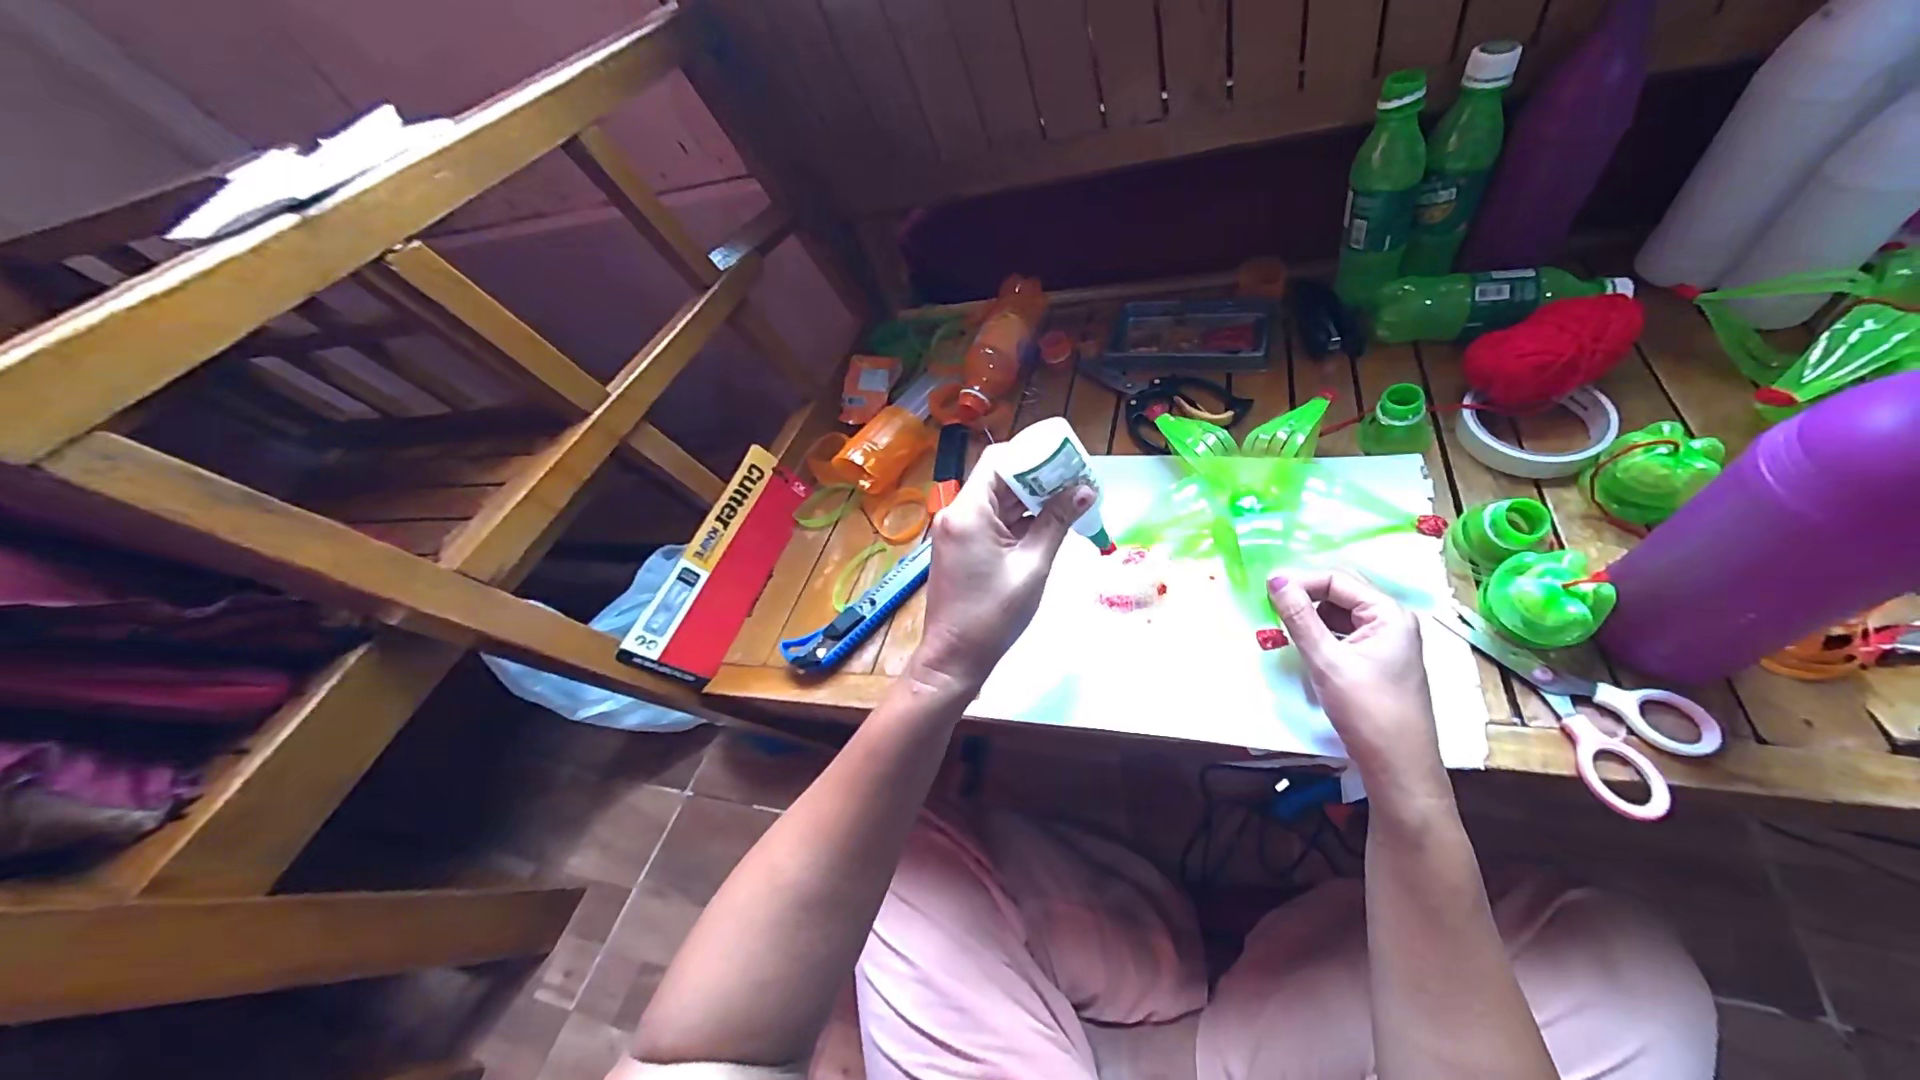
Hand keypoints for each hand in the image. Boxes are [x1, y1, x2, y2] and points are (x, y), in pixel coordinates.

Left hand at [913, 448, 1092, 690]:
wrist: (954, 658)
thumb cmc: (992, 616)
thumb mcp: (1032, 566)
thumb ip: (1056, 523)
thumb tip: (1083, 491)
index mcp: (968, 512)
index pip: (999, 461)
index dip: (1034, 455)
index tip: (1067, 461)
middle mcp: (957, 514)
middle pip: (1000, 479)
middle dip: (1039, 478)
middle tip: (1078, 482)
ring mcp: (957, 531)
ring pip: (998, 501)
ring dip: (1032, 500)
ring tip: (1072, 502)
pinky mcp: (962, 548)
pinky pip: (993, 521)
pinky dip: (1019, 520)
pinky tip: (1049, 524)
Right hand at [1267, 569, 1448, 802]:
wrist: (1398, 767)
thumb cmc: (1367, 711)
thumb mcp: (1326, 660)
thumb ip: (1299, 617)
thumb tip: (1276, 580)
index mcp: (1389, 614)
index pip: (1338, 580)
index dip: (1301, 581)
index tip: (1266, 590)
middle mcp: (1391, 622)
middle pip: (1340, 594)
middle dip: (1304, 597)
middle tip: (1269, 605)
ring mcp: (1385, 643)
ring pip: (1339, 615)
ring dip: (1309, 617)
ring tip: (1280, 626)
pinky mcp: (1376, 662)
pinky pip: (1342, 635)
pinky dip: (1319, 635)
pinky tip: (1300, 645)